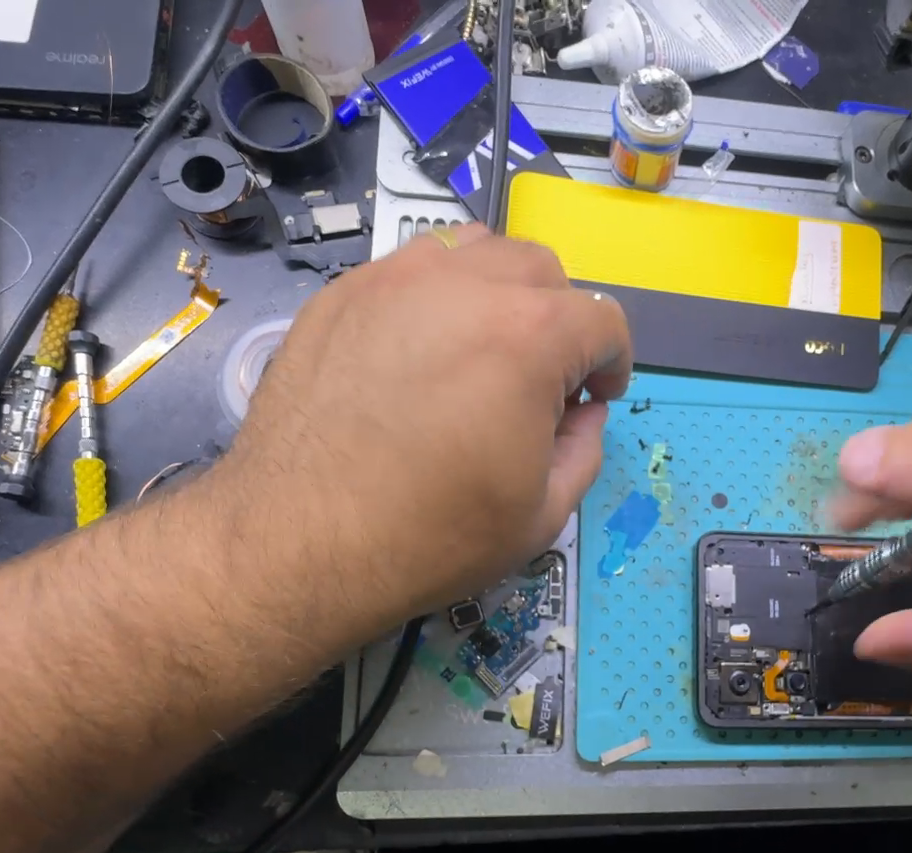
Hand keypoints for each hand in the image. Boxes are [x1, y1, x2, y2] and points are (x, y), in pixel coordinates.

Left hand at [199, 226, 631, 636]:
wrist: (299, 543)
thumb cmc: (434, 537)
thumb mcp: (543, 514)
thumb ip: (584, 449)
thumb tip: (583, 412)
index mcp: (530, 337)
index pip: (602, 319)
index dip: (612, 362)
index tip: (595, 399)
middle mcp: (466, 285)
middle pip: (543, 270)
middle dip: (561, 320)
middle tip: (542, 379)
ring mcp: (395, 280)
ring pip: (476, 250)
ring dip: (500, 292)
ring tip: (483, 350)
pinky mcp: (341, 294)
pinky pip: (410, 269)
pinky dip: (437, 298)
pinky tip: (419, 356)